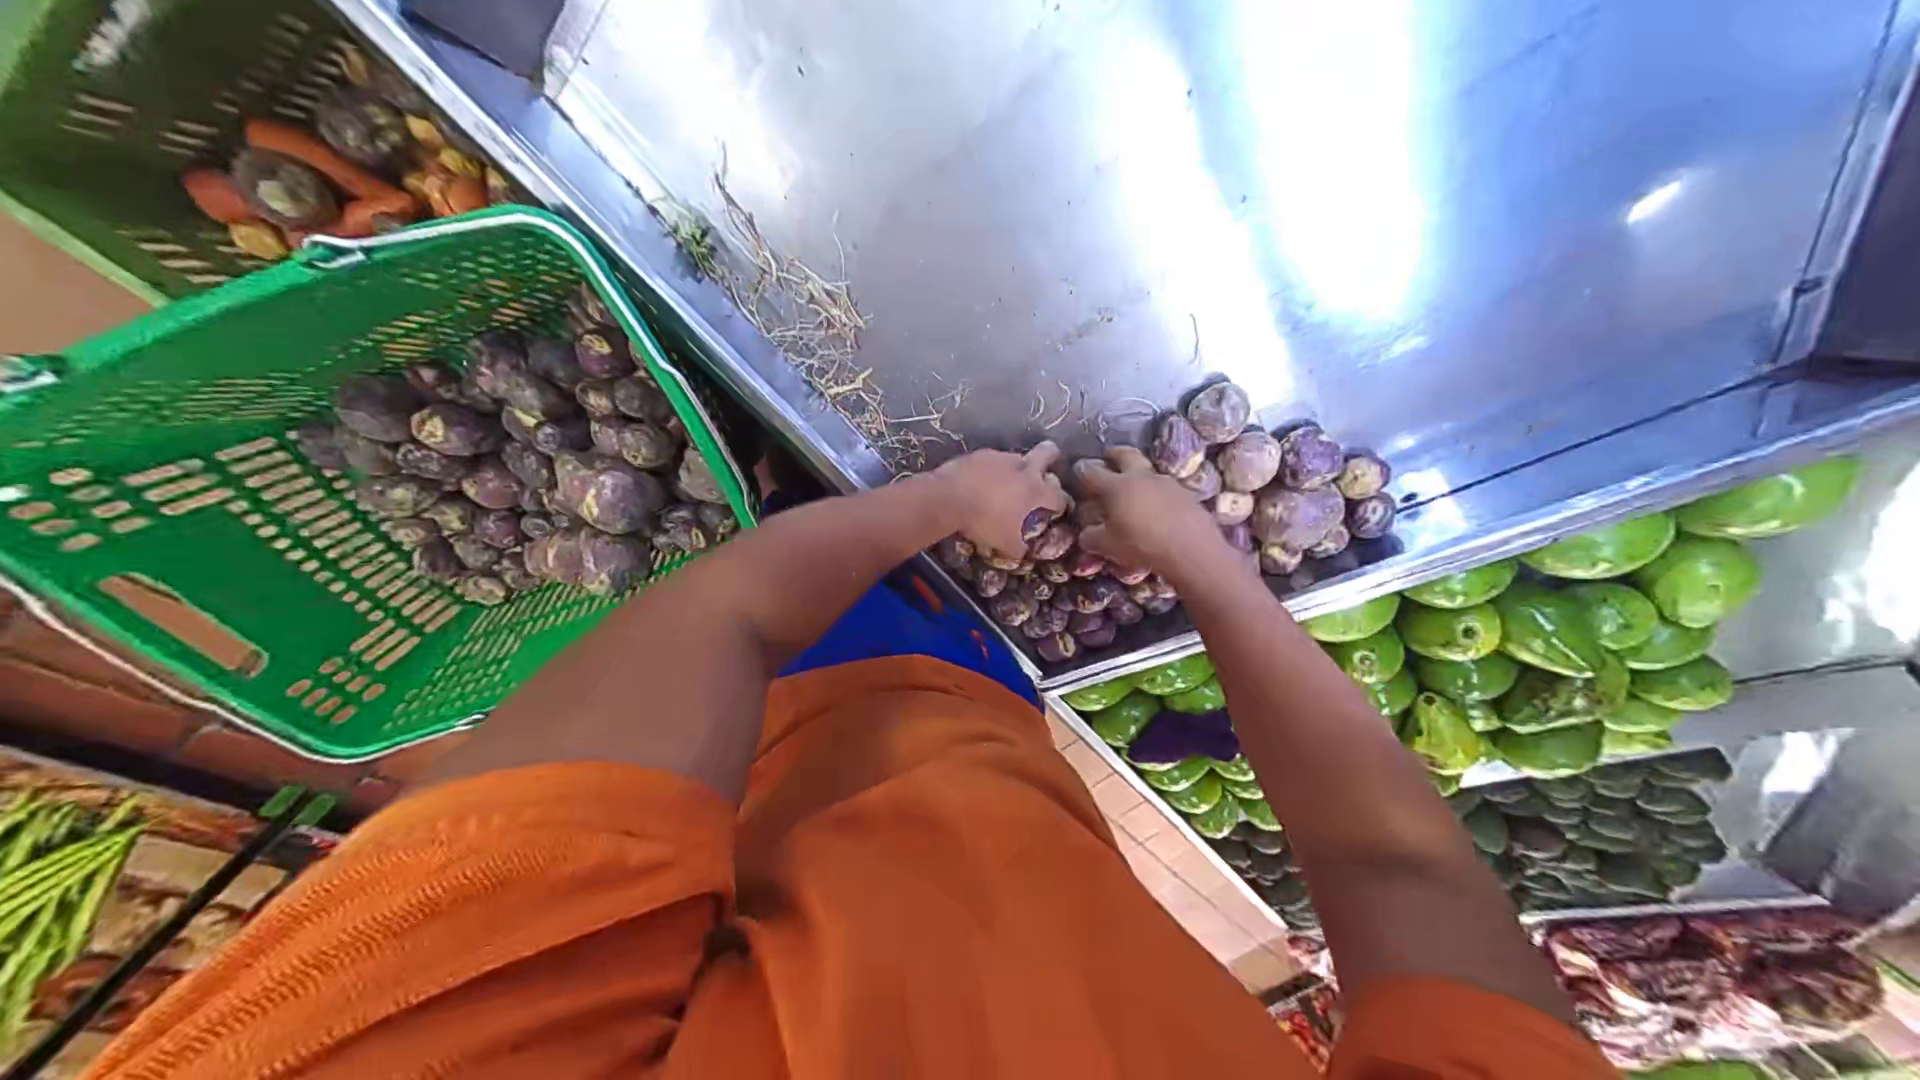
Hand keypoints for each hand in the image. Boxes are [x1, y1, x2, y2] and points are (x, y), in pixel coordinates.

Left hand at [933, 443, 1068, 556]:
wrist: (948, 497)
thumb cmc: (983, 521)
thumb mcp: (1004, 543)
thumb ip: (1019, 549)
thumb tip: (1024, 554)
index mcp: (1034, 490)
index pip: (1058, 496)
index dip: (1060, 504)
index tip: (1054, 510)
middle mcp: (1022, 468)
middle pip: (1047, 453)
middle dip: (1051, 456)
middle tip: (1046, 466)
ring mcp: (1000, 457)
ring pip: (1017, 457)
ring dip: (1016, 467)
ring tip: (1005, 482)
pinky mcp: (979, 454)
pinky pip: (992, 460)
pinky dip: (991, 469)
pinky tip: (981, 480)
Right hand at [1075, 447, 1231, 575]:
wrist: (1191, 550)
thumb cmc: (1142, 545)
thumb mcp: (1107, 547)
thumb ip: (1091, 538)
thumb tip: (1086, 534)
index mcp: (1115, 486)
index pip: (1092, 472)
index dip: (1082, 469)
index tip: (1077, 468)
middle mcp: (1141, 477)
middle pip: (1125, 455)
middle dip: (1114, 453)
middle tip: (1108, 456)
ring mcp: (1167, 483)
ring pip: (1149, 470)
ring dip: (1139, 474)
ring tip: (1134, 486)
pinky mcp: (1187, 495)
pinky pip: (1166, 488)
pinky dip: (1157, 493)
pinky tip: (1158, 507)